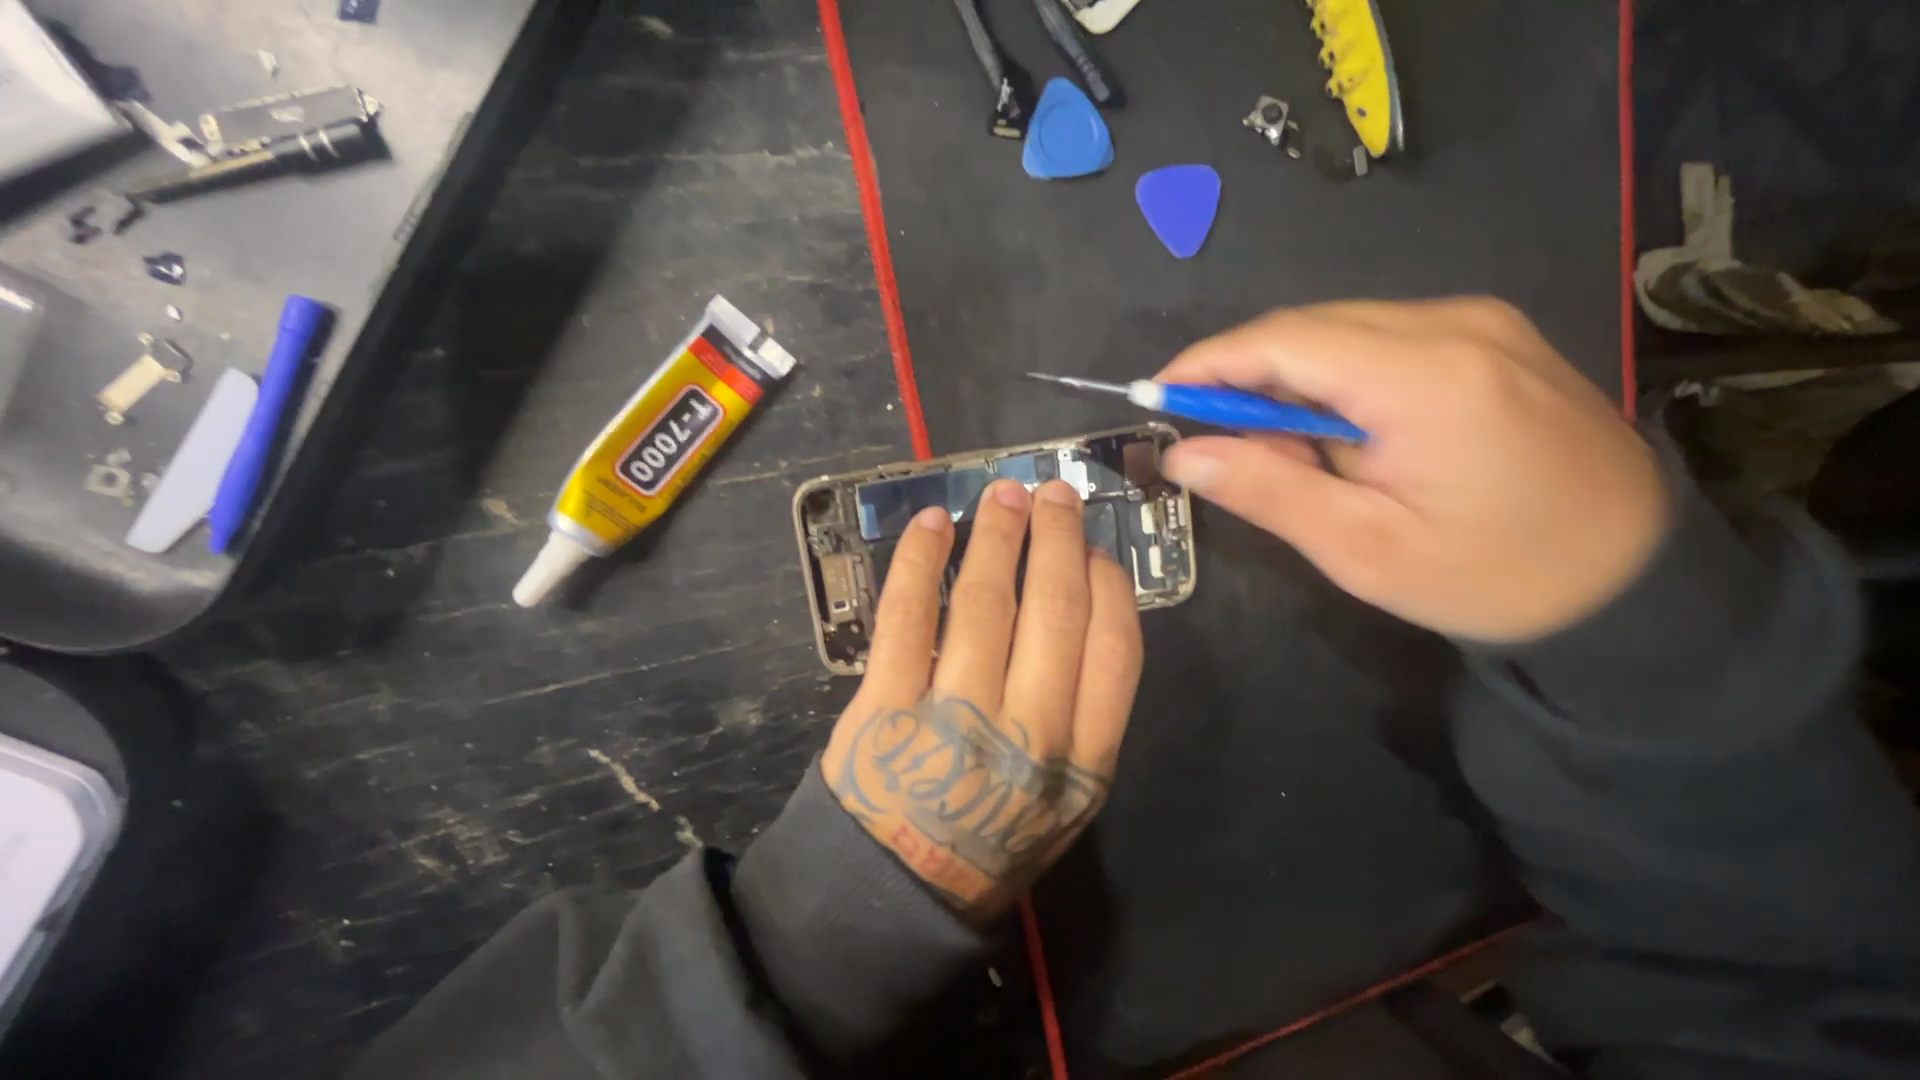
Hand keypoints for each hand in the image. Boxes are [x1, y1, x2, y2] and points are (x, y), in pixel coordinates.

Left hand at [821, 480, 1143, 921]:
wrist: (893, 901)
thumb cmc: (987, 846)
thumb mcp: (1065, 806)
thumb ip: (1084, 722)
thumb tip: (1085, 617)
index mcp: (1084, 764)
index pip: (1115, 651)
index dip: (1110, 586)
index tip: (1099, 550)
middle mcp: (1028, 734)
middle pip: (1054, 612)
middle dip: (1057, 539)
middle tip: (1054, 493)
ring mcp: (954, 717)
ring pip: (984, 603)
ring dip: (996, 536)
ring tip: (1002, 495)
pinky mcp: (885, 707)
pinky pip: (906, 617)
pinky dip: (918, 561)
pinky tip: (931, 524)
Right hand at [1157, 298, 1667, 643]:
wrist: (1635, 581)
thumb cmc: (1492, 576)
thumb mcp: (1365, 548)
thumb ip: (1268, 489)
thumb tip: (1183, 454)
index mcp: (1424, 374)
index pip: (1283, 340)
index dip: (1206, 363)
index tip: (1153, 397)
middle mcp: (1453, 323)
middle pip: (1310, 327)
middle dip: (1244, 373)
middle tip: (1206, 436)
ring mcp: (1481, 323)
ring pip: (1343, 330)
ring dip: (1290, 377)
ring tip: (1273, 444)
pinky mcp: (1492, 338)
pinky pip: (1383, 340)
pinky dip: (1335, 376)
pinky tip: (1333, 429)